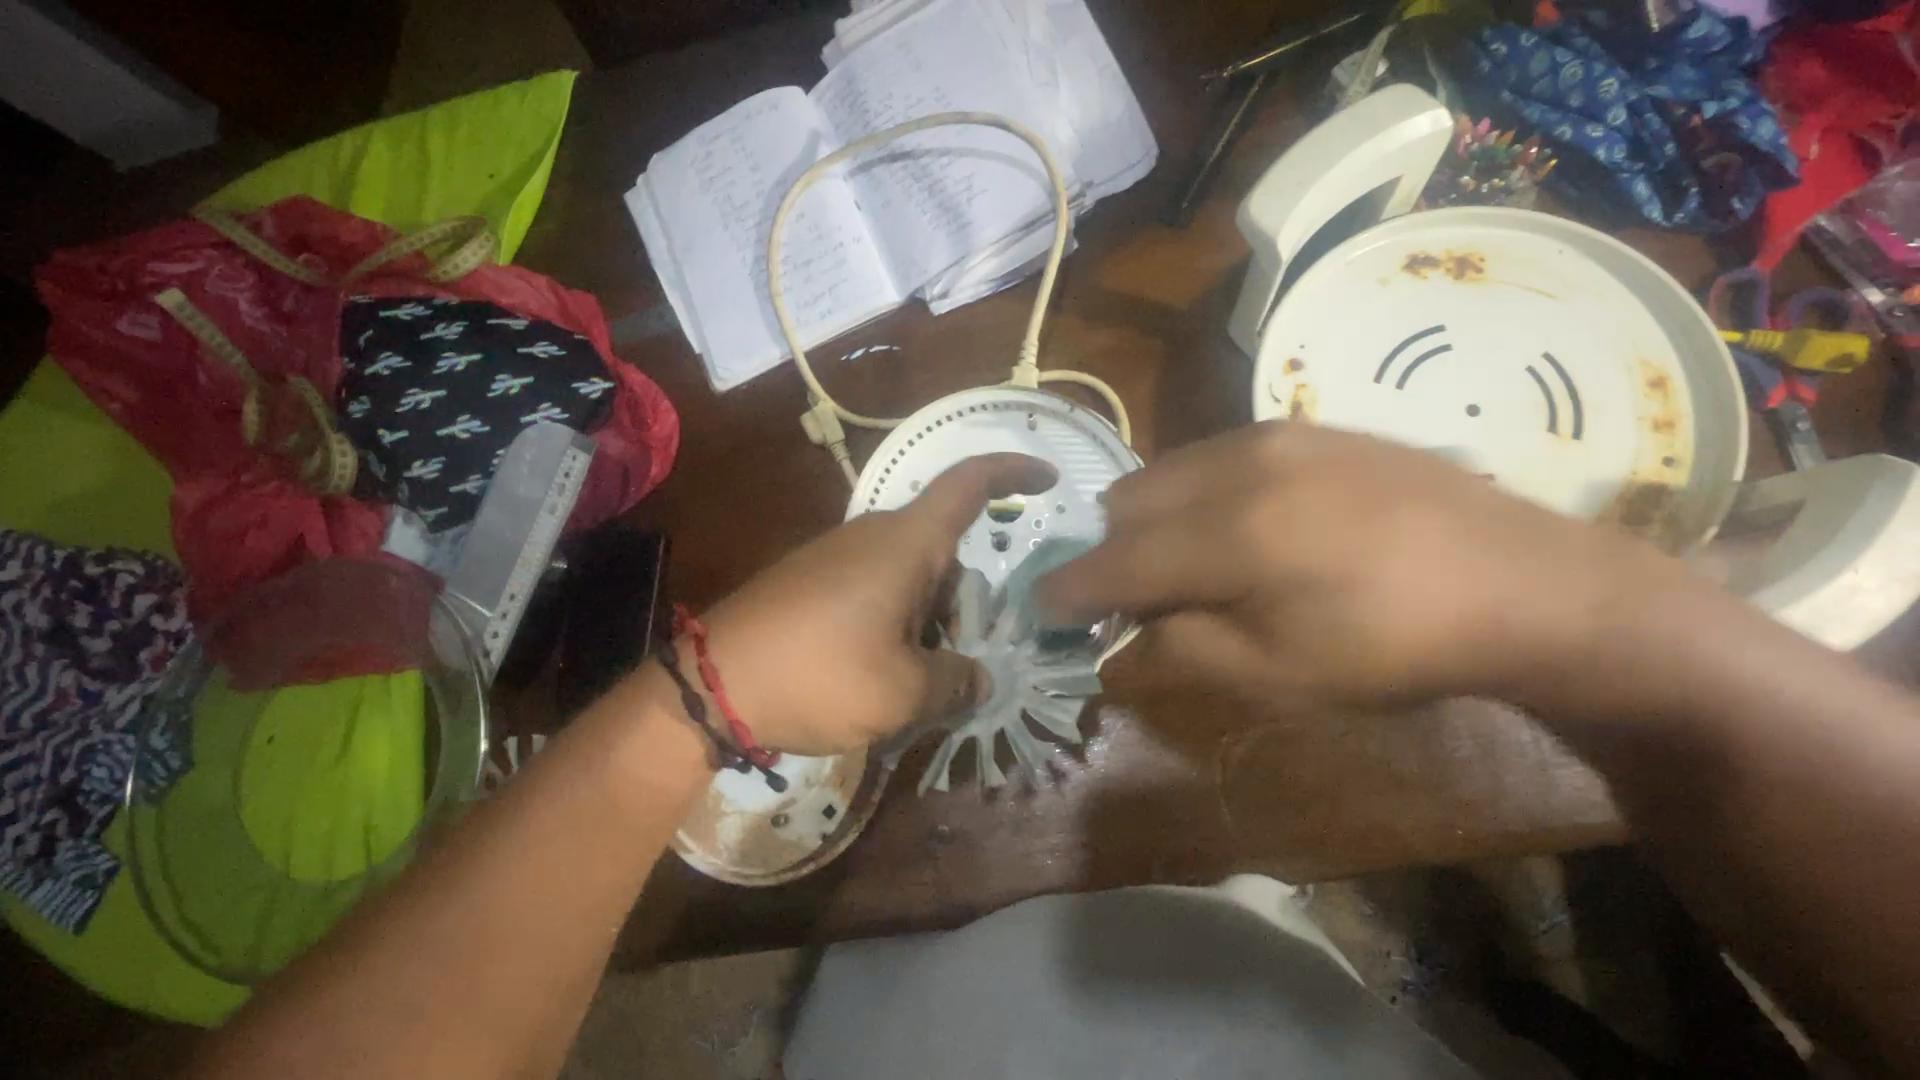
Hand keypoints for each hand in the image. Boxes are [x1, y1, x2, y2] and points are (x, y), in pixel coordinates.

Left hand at [693, 454, 1056, 756]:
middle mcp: (873, 537)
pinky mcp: (810, 582)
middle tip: (963, 664)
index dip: (1012, 472)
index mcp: (906, 543)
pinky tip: (876, 679)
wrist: (711, 684)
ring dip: (926, 625)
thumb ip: (956, 682)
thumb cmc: (819, 675)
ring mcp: (836, 557)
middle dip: (963, 606)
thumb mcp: (904, 693)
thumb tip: (980, 678)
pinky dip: (892, 627)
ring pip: (909, 580)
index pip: (969, 484)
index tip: (1048, 478)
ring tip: (916, 686)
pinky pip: (873, 593)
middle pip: (944, 555)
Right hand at [1038, 422, 1692, 709]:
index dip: (1069, 590)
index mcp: (1226, 535)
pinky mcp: (1305, 425)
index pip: (1113, 562)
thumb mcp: (1278, 676)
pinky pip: (1213, 454)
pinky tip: (1240, 527)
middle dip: (1112, 554)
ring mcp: (1272, 435)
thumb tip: (1114, 647)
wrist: (1526, 584)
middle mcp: (1234, 465)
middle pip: (1126, 504)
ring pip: (1166, 471)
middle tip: (1132, 600)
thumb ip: (1178, 653)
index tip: (1042, 609)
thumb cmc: (1396, 648)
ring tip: (1187, 564)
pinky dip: (1196, 493)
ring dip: (1151, 519)